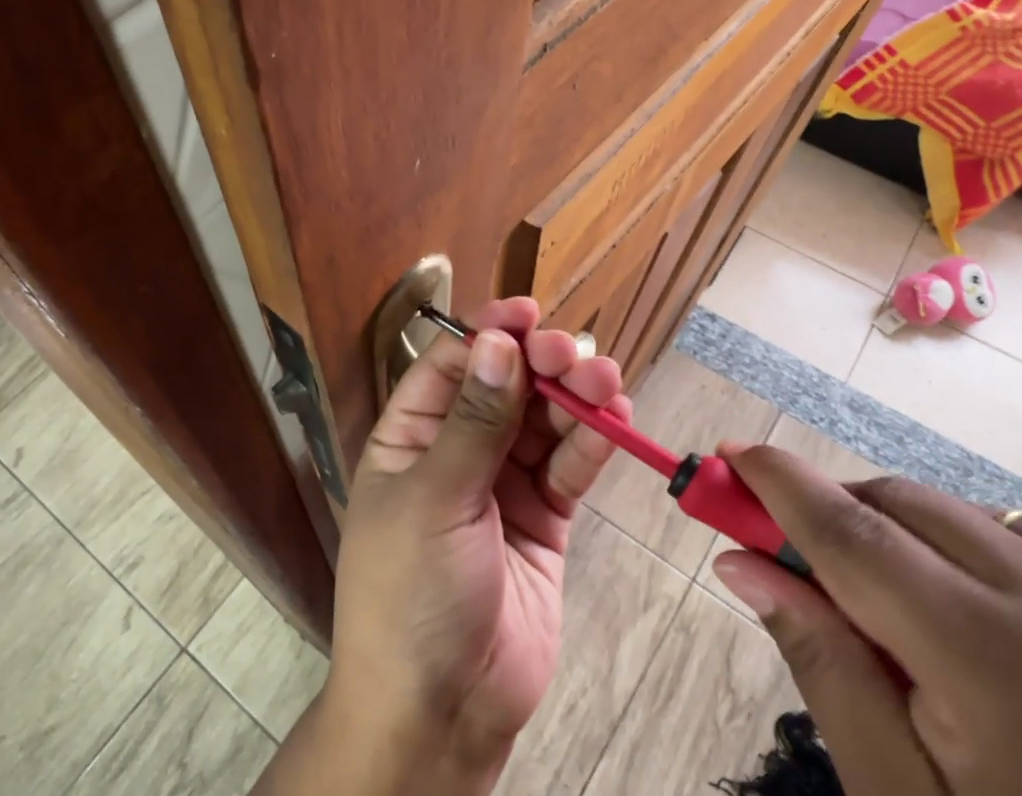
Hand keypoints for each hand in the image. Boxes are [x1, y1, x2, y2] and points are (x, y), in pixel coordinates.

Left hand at [256, 297, 626, 793]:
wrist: (440, 708)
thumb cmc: (410, 596)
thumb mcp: (434, 500)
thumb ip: (474, 424)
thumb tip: (497, 344)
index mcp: (407, 442)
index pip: (450, 370)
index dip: (487, 337)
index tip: (527, 314)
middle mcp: (454, 457)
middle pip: (504, 391)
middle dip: (540, 366)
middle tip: (574, 354)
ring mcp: (501, 490)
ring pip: (543, 426)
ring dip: (574, 400)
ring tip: (606, 382)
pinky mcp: (544, 524)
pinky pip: (569, 471)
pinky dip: (591, 444)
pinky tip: (614, 423)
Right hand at [710, 444, 1021, 795]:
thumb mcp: (902, 792)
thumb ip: (824, 666)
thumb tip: (742, 564)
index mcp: (1002, 666)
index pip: (855, 538)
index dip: (781, 488)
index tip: (727, 457)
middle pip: (907, 505)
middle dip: (836, 512)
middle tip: (788, 548)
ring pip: (969, 516)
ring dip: (911, 539)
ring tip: (907, 618)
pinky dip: (985, 561)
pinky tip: (996, 630)